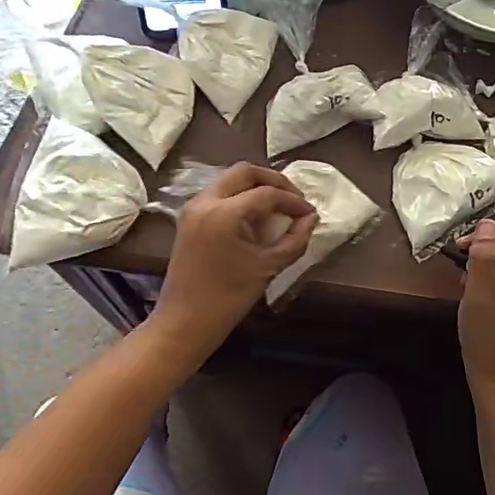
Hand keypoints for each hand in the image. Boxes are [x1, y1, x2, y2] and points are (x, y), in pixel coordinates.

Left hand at [146, 162, 316, 371]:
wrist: (184, 322)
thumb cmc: (227, 299)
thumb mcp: (268, 268)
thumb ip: (294, 240)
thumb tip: (310, 219)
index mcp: (223, 213)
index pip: (267, 194)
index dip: (293, 201)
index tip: (310, 214)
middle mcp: (205, 201)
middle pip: (244, 172)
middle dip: (274, 181)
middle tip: (294, 199)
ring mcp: (193, 207)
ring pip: (230, 180)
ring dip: (256, 187)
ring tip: (279, 206)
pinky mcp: (188, 217)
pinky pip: (219, 194)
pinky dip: (240, 196)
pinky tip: (257, 215)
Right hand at [456, 218, 494, 384]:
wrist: (494, 369)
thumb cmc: (486, 337)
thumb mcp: (479, 296)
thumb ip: (484, 259)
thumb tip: (486, 225)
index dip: (494, 237)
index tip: (467, 250)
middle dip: (490, 239)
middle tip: (464, 252)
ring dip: (487, 249)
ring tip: (468, 267)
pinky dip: (491, 260)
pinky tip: (475, 275)